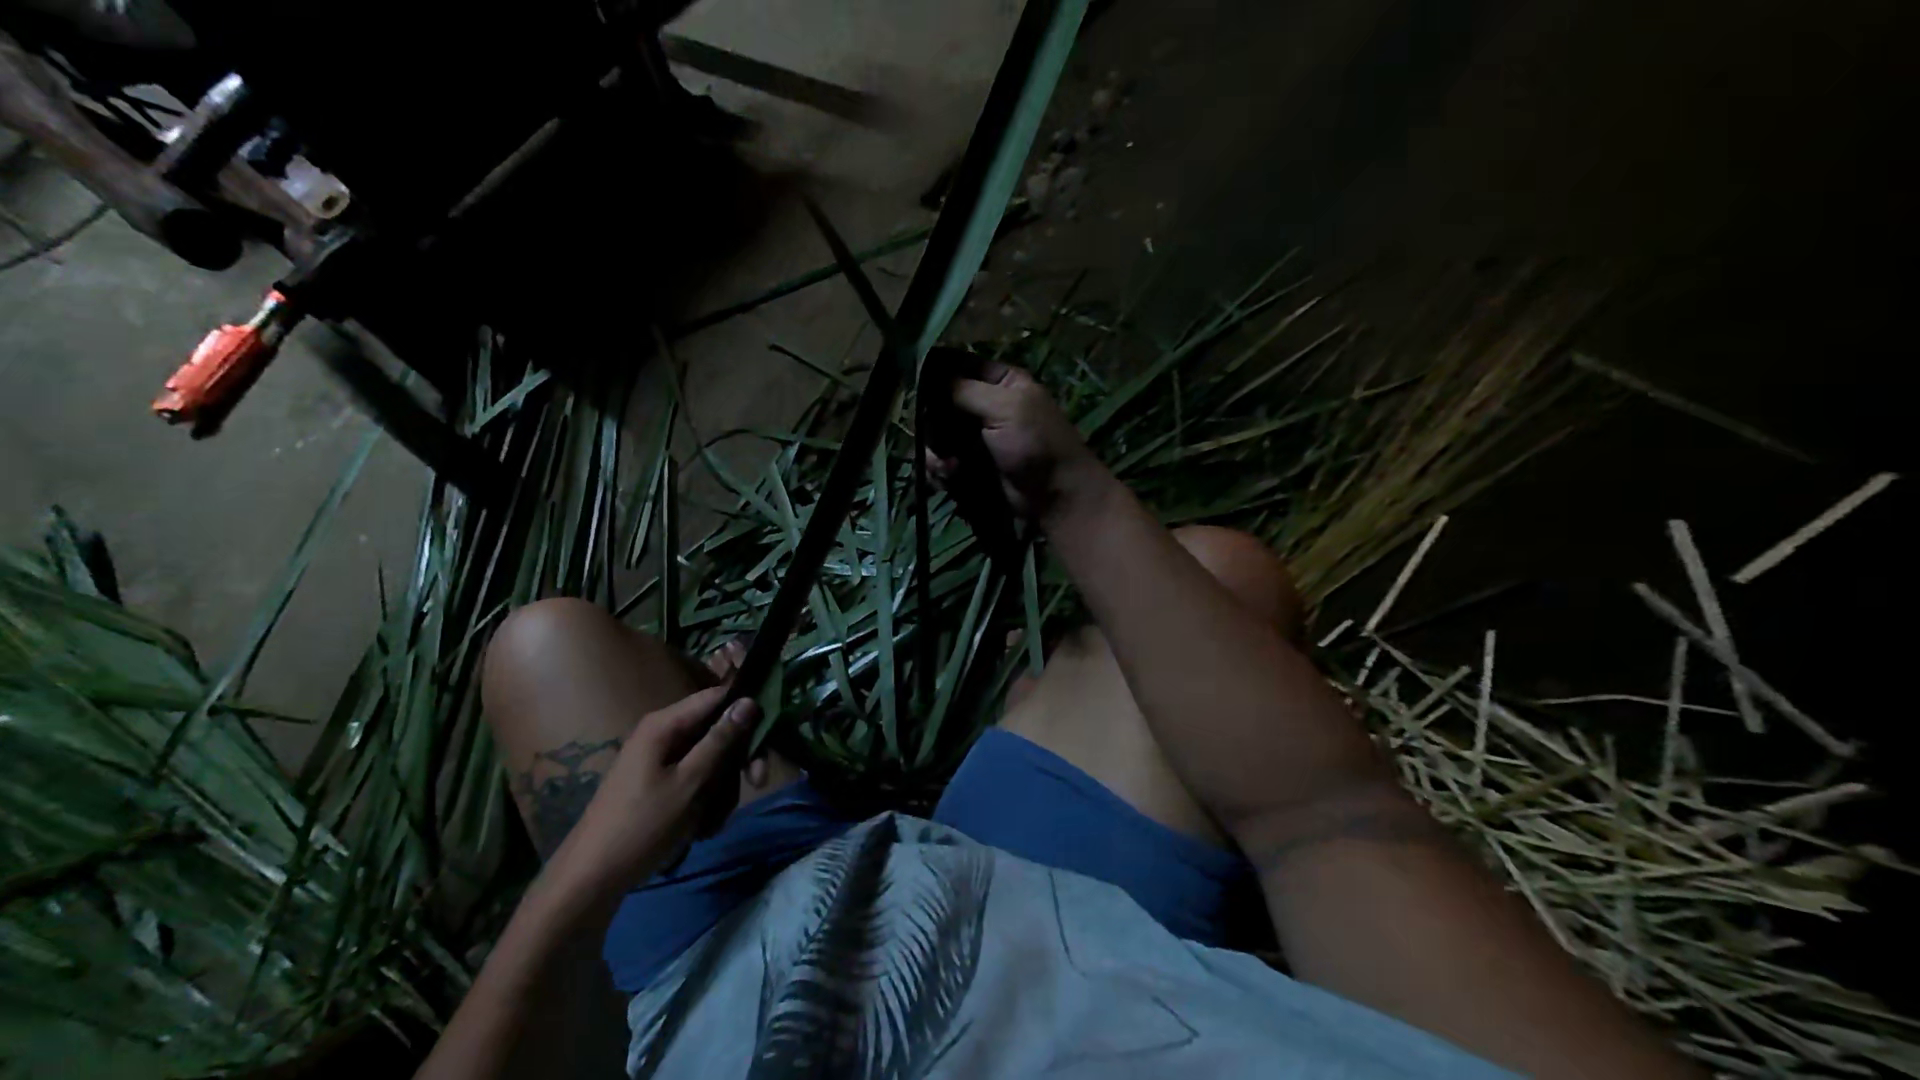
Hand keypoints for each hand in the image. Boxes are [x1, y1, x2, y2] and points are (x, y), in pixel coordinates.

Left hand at [548, 687, 757, 898]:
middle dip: (738, 759)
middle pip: (717, 731)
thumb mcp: (690, 782)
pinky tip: (703, 826)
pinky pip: (694, 778)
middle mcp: (662, 734)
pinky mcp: (657, 783)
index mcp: (664, 725)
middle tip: (757, 783)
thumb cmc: (643, 825)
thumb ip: (720, 740)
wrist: (591, 877)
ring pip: (710, 759)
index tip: (768, 737)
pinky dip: (705, 800)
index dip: (746, 711)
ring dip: (722, 787)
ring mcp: (658, 759)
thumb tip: (749, 701)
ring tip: (716, 819)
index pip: (717, 697)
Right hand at [935, 361, 1107, 520]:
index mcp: (999, 381)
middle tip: (938, 439)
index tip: (913, 386)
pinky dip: (941, 470)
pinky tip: (951, 478)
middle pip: (937, 403)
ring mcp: (974, 437)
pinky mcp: (968, 466)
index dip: (931, 372)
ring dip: (935, 452)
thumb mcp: (1005, 407)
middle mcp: (983, 405)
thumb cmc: (1037, 445)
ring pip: (934, 435)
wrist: (1055, 498)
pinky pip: (940, 461)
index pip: (955, 363)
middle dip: (932, 423)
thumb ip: (964, 389)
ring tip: (950, 467)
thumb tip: (925, 373)